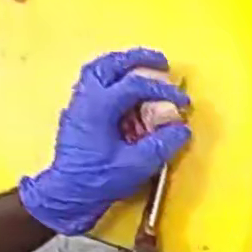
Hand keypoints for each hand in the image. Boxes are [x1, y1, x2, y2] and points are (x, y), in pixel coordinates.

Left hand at [19, 48, 191, 235]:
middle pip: (109, 65)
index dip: (162, 89)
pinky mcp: (81, 115)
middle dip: (136, 60)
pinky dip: (115, 80)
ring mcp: (80, 104)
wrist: (69, 192)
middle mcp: (86, 98)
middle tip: (161, 61)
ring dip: (123, 66)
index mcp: (99, 106)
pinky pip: (96, 85)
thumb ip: (161, 145)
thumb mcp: (136, 165)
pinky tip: (129, 92)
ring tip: (144, 70)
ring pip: (99, 71)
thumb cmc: (100, 179)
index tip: (183, 100)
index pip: (134, 86)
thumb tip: (182, 129)